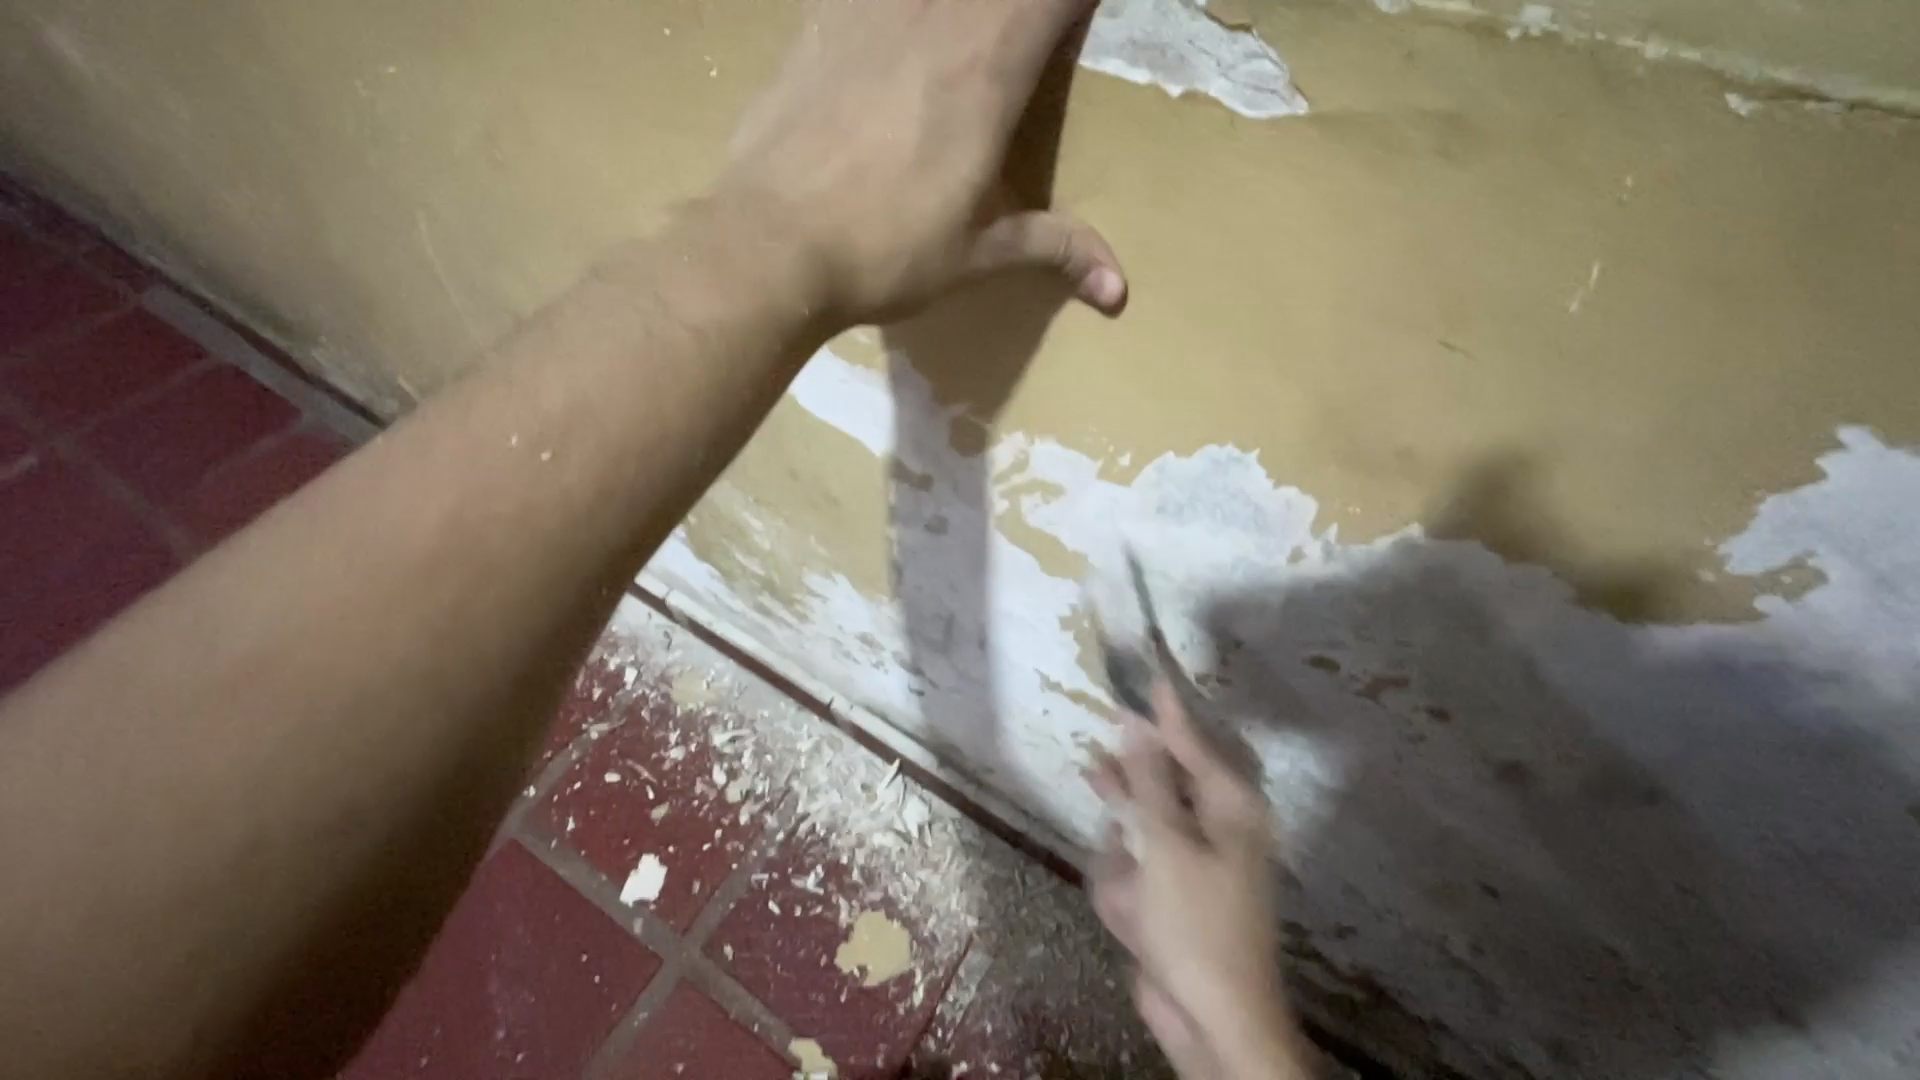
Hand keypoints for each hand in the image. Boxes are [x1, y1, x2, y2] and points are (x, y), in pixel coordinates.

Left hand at [717, 0, 1127, 325]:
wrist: (771, 245)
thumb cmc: (884, 253)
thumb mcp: (976, 255)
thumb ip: (1052, 249)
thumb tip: (1120, 291)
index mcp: (990, 68)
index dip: (1075, 3)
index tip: (1080, 20)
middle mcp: (937, 17)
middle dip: (1021, 7)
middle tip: (1024, 36)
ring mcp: (871, 10)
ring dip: (960, 7)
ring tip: (964, 35)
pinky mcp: (818, 21)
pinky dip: (894, 9)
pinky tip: (896, 27)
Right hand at [1090, 681, 1310, 1078]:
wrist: (1214, 1019)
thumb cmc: (1194, 921)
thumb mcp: (1166, 844)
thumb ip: (1149, 781)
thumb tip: (1139, 722)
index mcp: (1229, 807)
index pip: (1190, 740)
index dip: (1164, 709)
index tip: (1146, 671)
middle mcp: (1218, 827)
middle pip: (1168, 777)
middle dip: (1133, 767)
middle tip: (1102, 738)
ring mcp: (1197, 864)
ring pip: (1149, 819)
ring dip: (1123, 818)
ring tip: (1093, 783)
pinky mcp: (1177, 895)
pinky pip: (1144, 864)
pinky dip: (1126, 873)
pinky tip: (1119, 893)